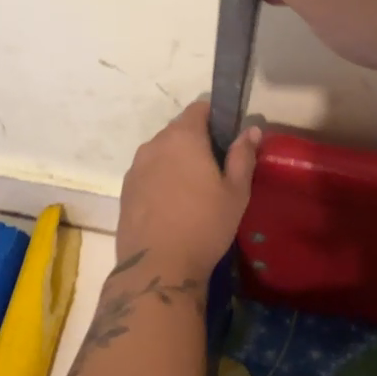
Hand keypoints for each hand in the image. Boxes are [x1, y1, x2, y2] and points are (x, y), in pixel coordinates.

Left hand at [116, 101, 260, 277]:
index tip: (228, 138)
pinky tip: (173, 204)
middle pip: (179, 130)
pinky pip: (148, 172)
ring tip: (194, 190)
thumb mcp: (235, 192)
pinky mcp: (125, 189)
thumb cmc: (205, 225)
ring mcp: (136, 167)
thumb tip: (251, 130)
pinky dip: (161, 179)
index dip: (216, 117)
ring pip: (161, 152)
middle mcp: (154, 144)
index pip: (198, 109)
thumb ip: (243, 156)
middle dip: (197, 141)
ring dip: (177, 161)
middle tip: (217, 169)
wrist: (158, 267)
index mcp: (183, 137)